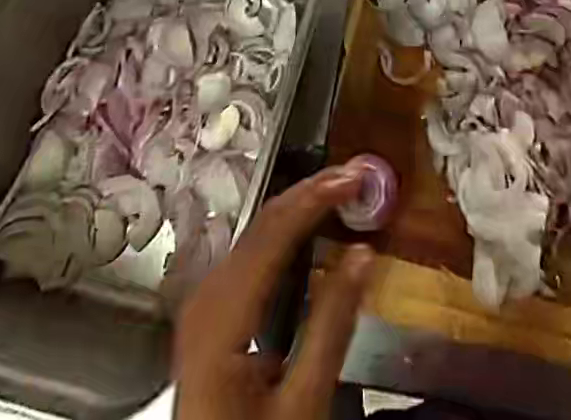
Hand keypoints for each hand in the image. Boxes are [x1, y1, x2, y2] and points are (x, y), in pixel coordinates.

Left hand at [173, 166, 376, 419]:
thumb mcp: (302, 403)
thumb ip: (332, 326)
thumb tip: (364, 253)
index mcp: (219, 318)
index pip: (272, 234)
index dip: (315, 197)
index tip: (354, 176)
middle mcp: (205, 298)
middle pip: (261, 226)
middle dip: (311, 193)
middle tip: (356, 174)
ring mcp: (205, 302)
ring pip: (256, 233)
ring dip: (301, 206)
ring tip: (342, 189)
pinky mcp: (213, 310)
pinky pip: (252, 253)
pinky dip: (287, 231)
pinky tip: (311, 222)